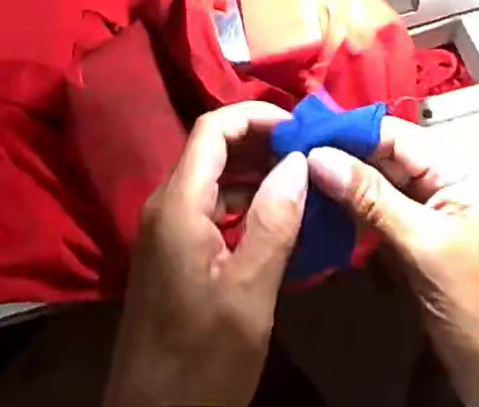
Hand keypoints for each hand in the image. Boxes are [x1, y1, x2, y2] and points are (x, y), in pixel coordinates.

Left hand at [104, 102, 307, 406]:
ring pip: (214, 174)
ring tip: (304, 177)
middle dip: (262, 139)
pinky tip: (280, 214)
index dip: (256, 116)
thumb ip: (275, 221)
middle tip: (311, 150)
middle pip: (213, 146)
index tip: (300, 128)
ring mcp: (167, 229)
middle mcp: (166, 206)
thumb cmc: (201, 362)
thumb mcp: (249, 294)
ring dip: (257, 168)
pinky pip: (212, 204)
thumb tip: (299, 161)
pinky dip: (246, 198)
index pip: (213, 129)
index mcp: (178, 206)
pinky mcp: (174, 251)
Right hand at [307, 119, 478, 406]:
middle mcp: (456, 178)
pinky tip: (326, 220)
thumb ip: (372, 198)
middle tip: (288, 166)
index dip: (346, 134)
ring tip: (297, 190)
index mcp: (465, 166)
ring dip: (348, 192)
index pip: (395, 134)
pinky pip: (393, 217)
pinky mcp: (434, 244)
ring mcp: (445, 213)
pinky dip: (363, 219)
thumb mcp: (427, 249)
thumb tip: (316, 155)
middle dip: (343, 162)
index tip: (295, 138)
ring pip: (387, 188)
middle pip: (389, 157)